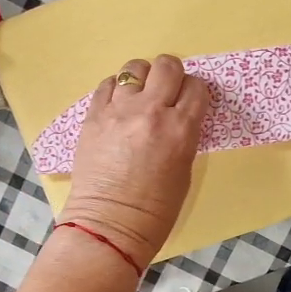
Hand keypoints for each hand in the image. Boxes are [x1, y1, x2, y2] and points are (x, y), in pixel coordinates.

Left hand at [61, 55, 209, 266]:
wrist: (110, 225)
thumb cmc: (156, 210)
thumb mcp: (184, 171)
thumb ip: (183, 137)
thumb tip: (178, 118)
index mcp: (180, 130)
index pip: (197, 87)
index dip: (195, 93)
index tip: (190, 103)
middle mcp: (151, 112)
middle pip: (167, 66)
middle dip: (171, 76)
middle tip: (167, 93)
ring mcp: (118, 111)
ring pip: (135, 68)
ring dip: (142, 79)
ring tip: (139, 97)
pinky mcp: (93, 116)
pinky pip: (108, 84)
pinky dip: (116, 89)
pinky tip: (118, 106)